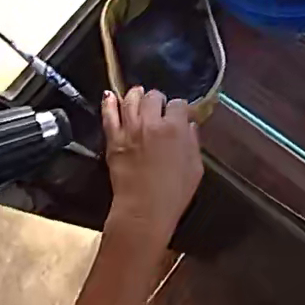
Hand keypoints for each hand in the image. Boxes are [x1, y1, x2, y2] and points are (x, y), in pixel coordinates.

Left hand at [102, 86, 202, 245]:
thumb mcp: (195, 167)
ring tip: (139, 94)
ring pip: (131, 99)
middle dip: (159, 100)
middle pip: (153, 97)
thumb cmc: (174, 193)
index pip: (178, 104)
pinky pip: (109, 114)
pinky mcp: (113, 139)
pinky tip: (110, 95)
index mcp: (175, 128)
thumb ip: (193, 142)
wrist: (144, 210)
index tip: (181, 114)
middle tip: (160, 107)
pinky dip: (109, 102)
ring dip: (136, 95)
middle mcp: (151, 123)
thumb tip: (189, 127)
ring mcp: (130, 130)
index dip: (181, 108)